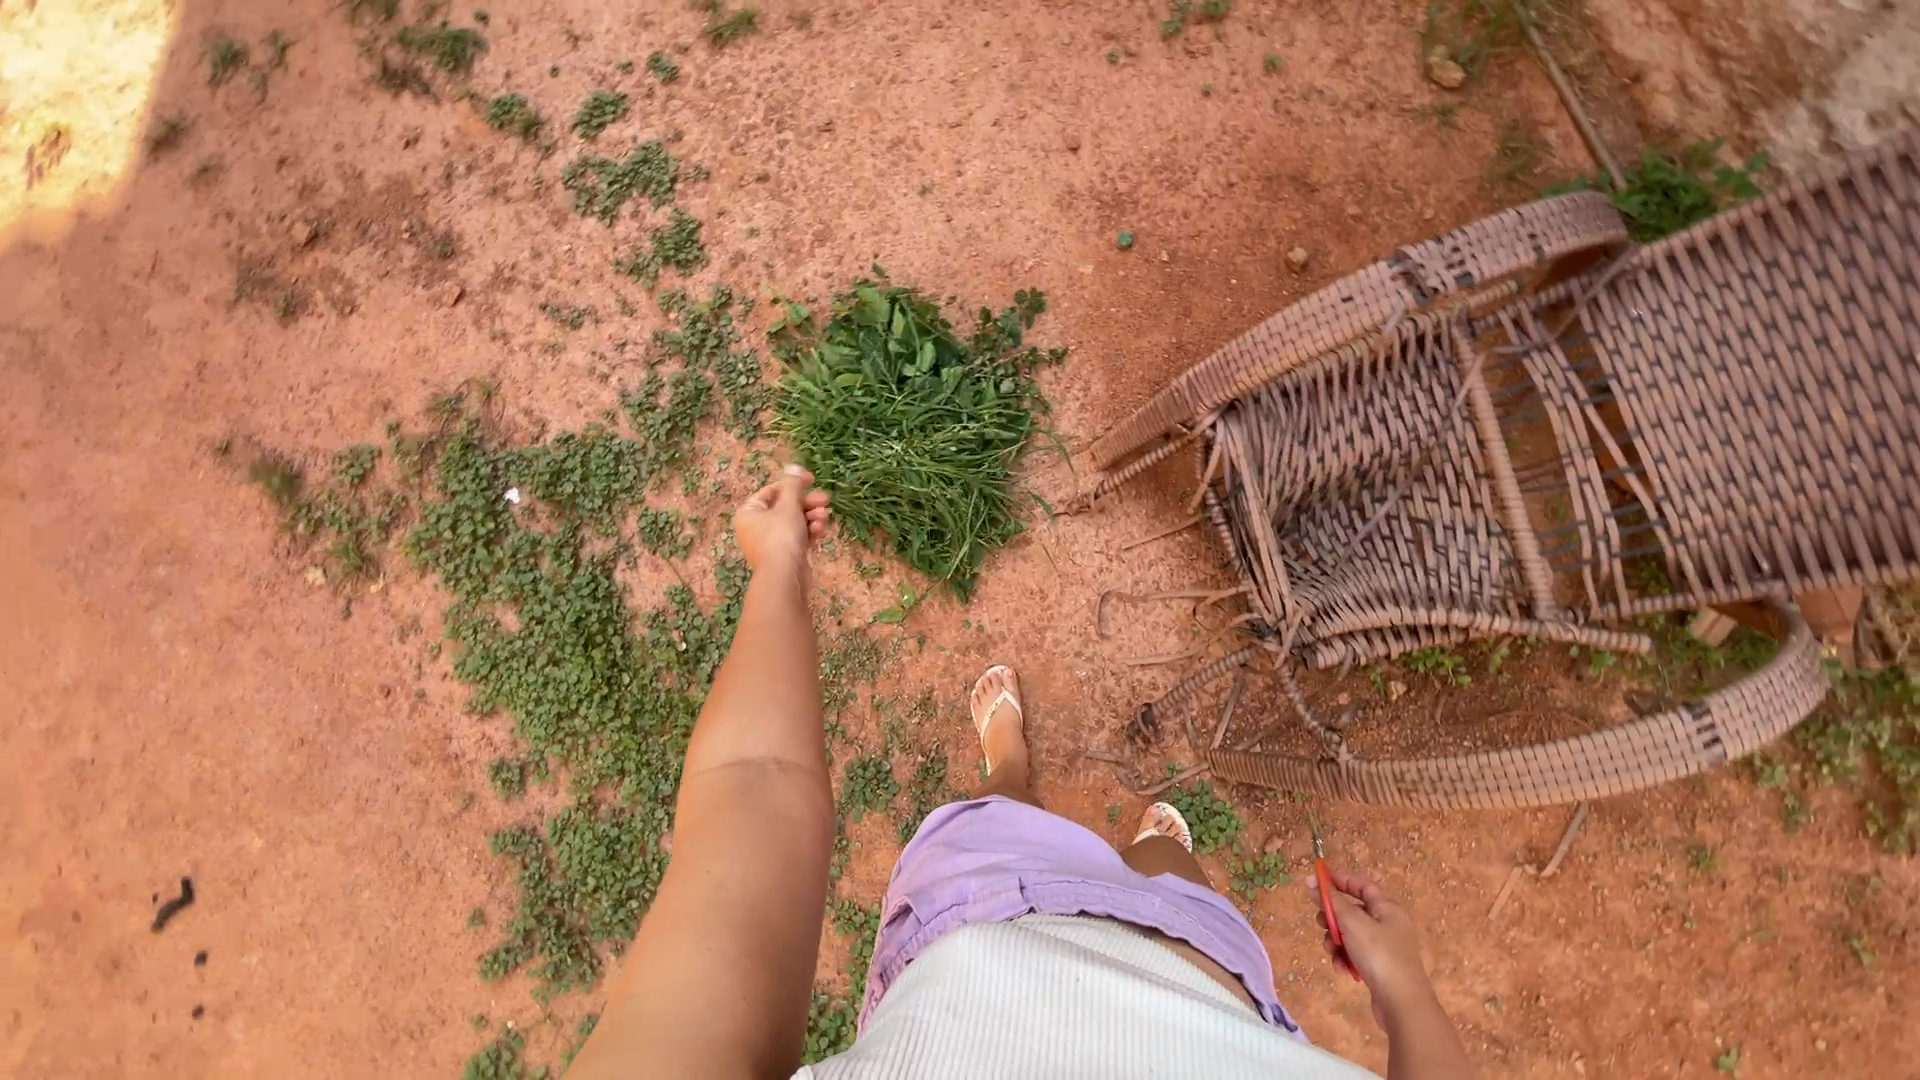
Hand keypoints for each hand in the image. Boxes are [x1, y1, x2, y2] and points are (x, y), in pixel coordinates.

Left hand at [732, 465, 830, 574]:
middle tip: (825, 499)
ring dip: (812, 516)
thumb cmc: (781, 535)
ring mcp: (772, 543)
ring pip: (796, 522)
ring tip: (824, 517)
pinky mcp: (787, 555)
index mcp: (749, 513)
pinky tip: (821, 530)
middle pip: (786, 507)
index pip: (772, 491)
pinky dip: (810, 531)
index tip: (812, 480)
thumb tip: (794, 465)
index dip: (792, 483)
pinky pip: (800, 537)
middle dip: (807, 503)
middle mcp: (757, 527)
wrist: (784, 576)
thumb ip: (793, 484)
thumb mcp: (788, 504)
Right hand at [1310, 868, 1437, 1023]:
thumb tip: (1312, 881)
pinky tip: (1342, 968)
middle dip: (1332, 917)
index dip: (1340, 879)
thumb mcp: (1351, 922)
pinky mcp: (1379, 967)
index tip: (1317, 881)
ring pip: (1350, 934)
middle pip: (1353, 910)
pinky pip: (1355, 954)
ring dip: (1336, 941)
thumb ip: (1331, 900)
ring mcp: (1384, 947)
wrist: (1402, 1005)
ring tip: (1332, 952)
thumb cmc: (1378, 955)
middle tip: (1320, 923)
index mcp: (1388, 908)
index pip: (1362, 884)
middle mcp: (1388, 924)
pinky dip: (1345, 958)